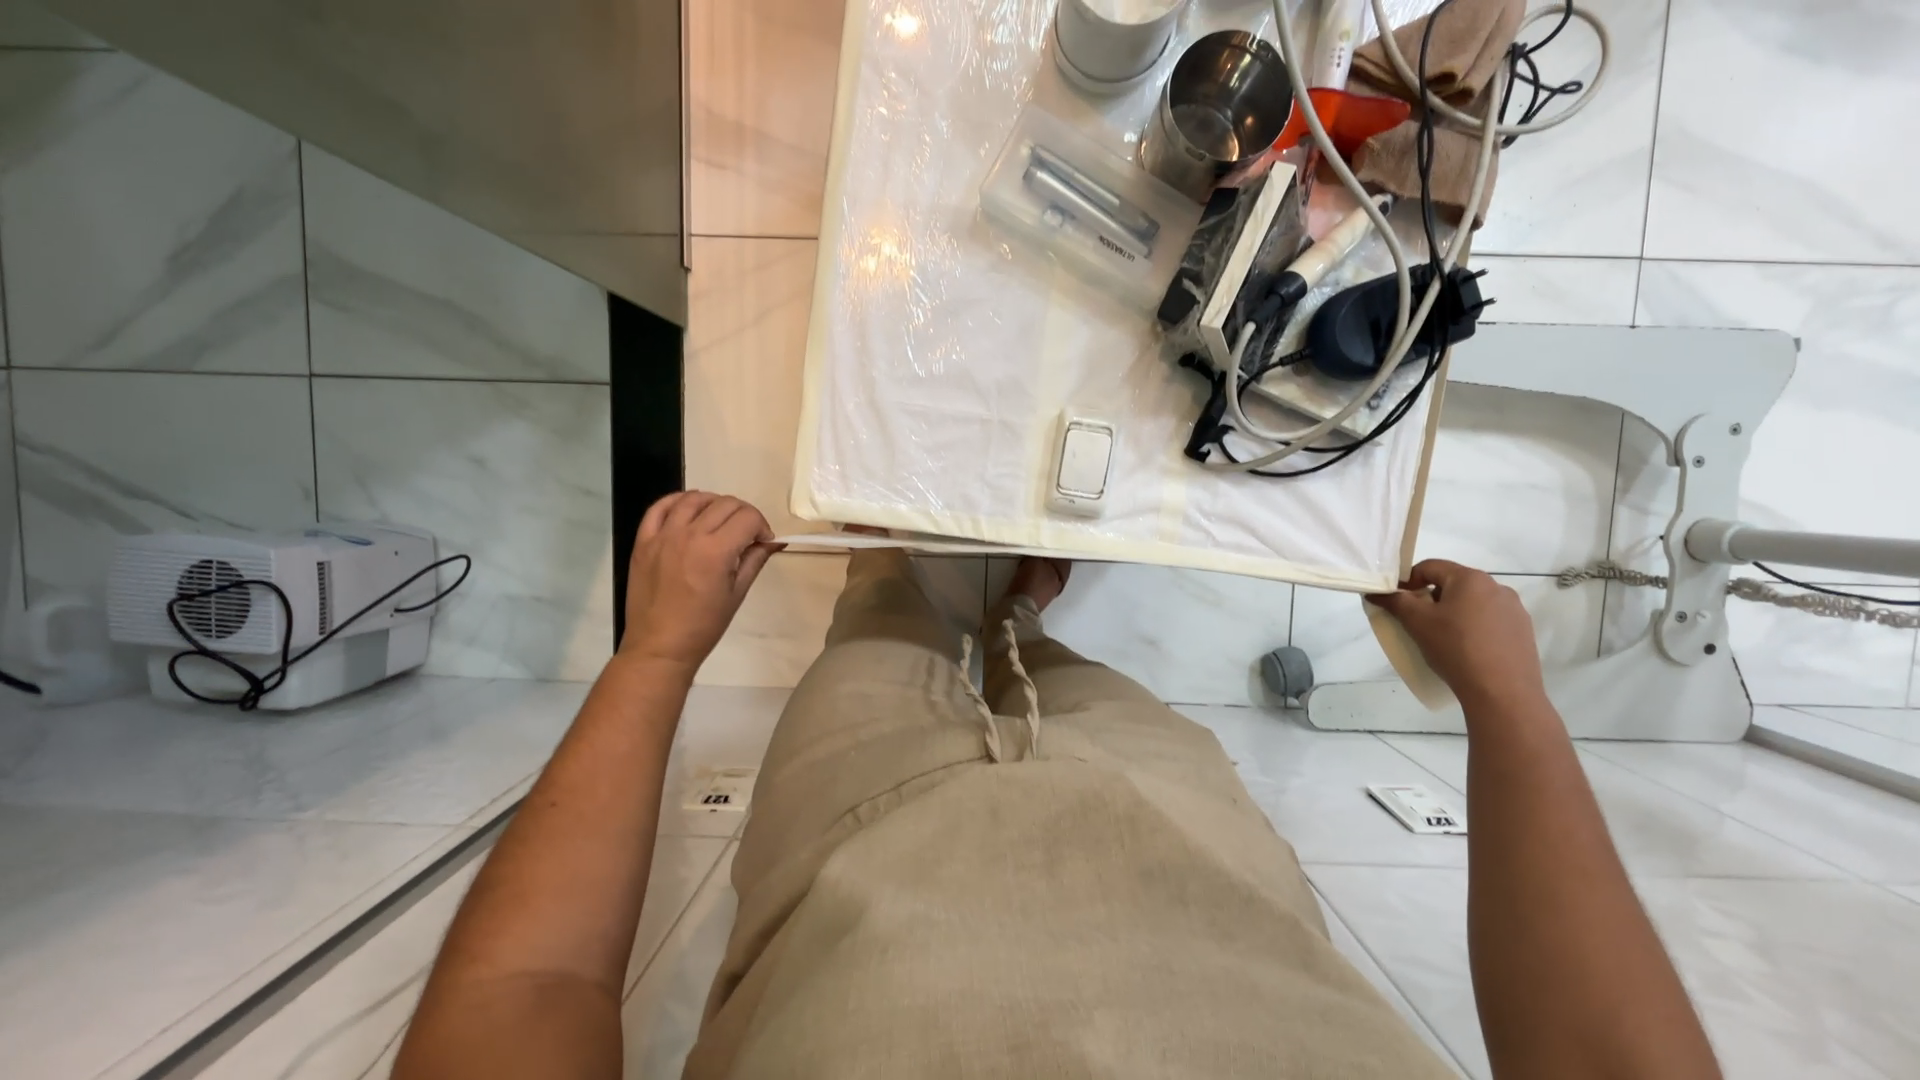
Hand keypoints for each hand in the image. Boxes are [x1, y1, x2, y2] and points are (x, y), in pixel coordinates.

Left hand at [621, 492, 782, 671]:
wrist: (660, 646)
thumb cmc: (703, 626)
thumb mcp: (737, 593)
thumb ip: (754, 560)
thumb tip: (772, 541)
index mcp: (716, 551)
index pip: (748, 517)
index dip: (762, 526)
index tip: (762, 541)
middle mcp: (689, 535)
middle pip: (725, 504)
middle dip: (744, 514)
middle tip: (746, 533)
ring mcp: (663, 536)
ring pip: (694, 499)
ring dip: (714, 503)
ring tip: (719, 520)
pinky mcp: (643, 541)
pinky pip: (659, 507)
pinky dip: (677, 501)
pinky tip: (688, 510)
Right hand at [1367, 559, 1545, 709]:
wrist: (1502, 691)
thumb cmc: (1455, 648)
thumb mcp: (1417, 623)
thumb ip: (1395, 602)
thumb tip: (1376, 593)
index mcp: (1470, 579)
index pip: (1430, 567)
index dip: (1408, 580)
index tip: (1398, 600)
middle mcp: (1497, 587)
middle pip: (1453, 583)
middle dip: (1432, 598)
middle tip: (1418, 620)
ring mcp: (1514, 609)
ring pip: (1473, 602)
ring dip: (1454, 612)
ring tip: (1444, 637)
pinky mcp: (1523, 630)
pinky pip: (1491, 620)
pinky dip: (1474, 626)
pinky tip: (1467, 649)